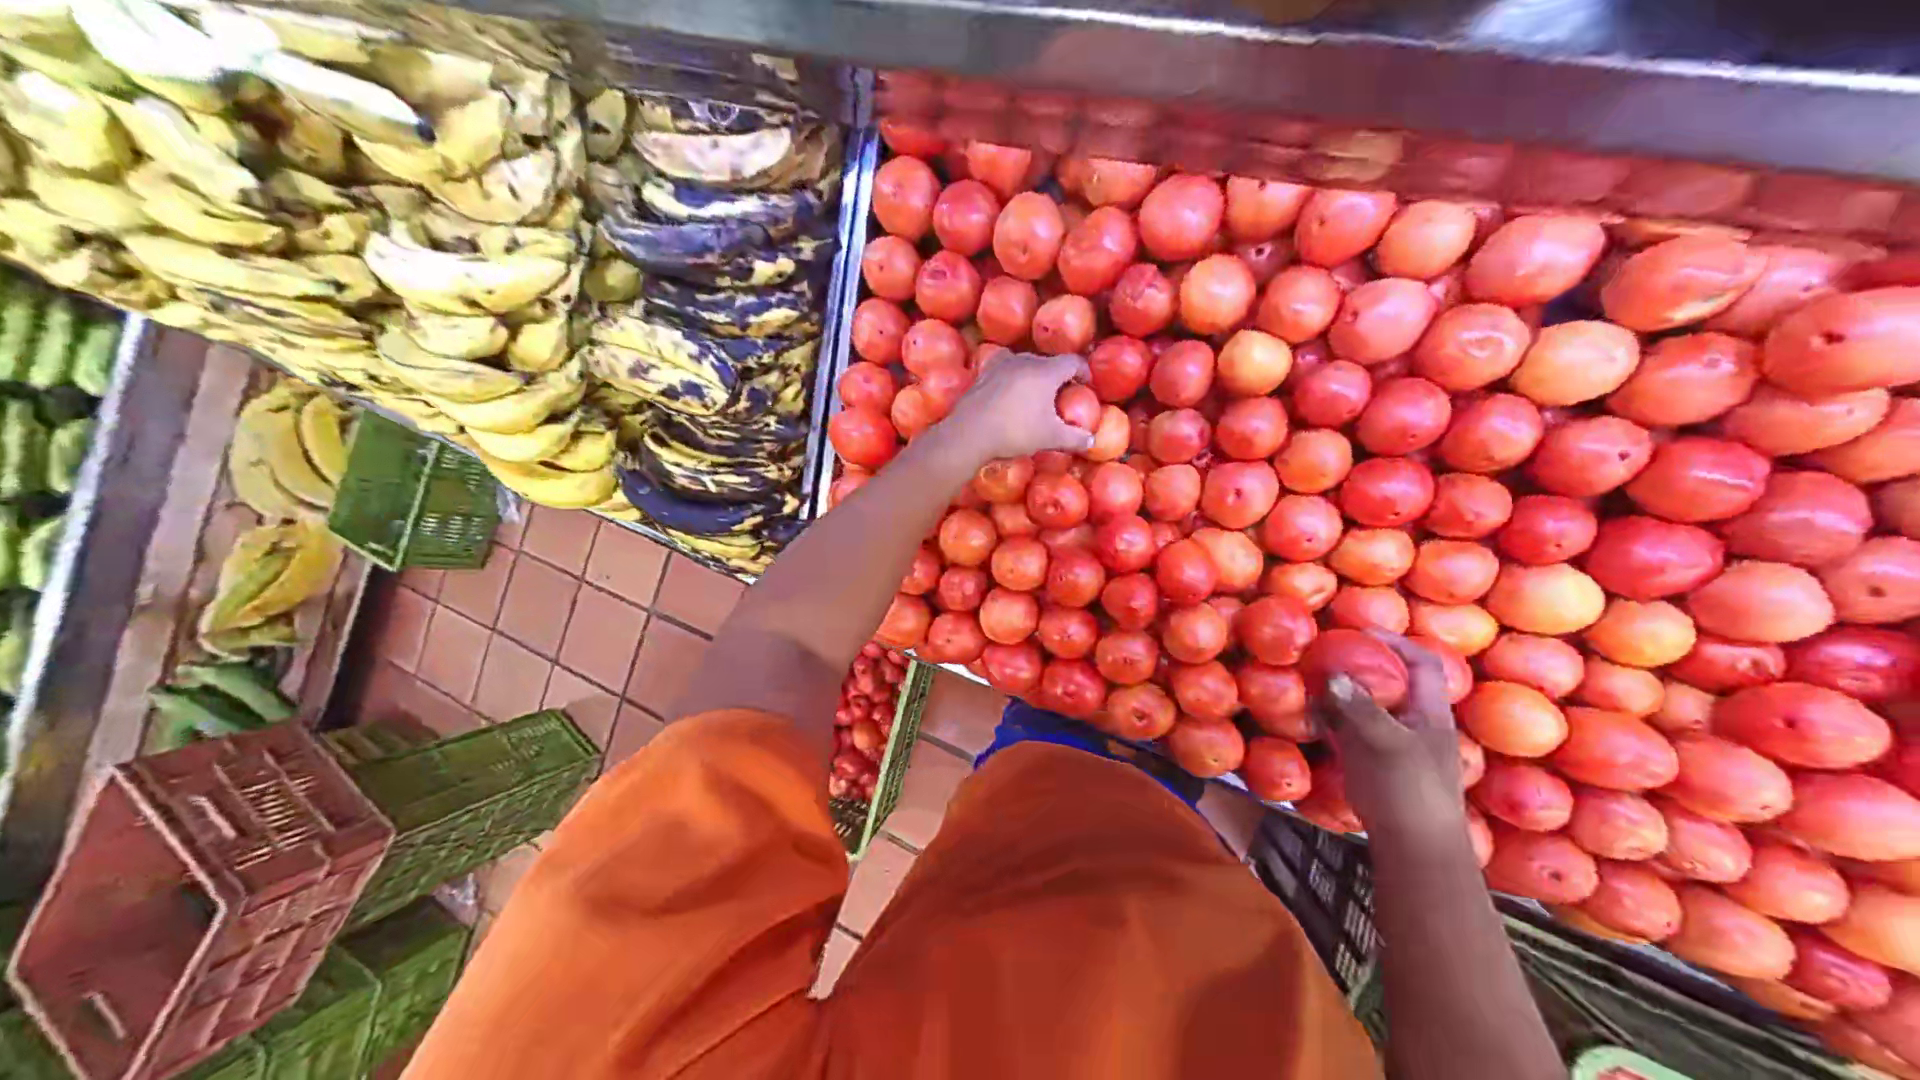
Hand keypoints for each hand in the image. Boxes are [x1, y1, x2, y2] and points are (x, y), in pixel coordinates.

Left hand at [934, 351, 1093, 466]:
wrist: (969, 433)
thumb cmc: (1015, 431)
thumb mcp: (1050, 437)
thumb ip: (1074, 438)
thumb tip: (1091, 442)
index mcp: (1045, 371)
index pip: (1073, 362)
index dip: (1083, 371)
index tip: (1086, 384)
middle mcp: (1024, 360)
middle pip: (1049, 362)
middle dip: (1059, 375)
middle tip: (1062, 394)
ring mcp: (1001, 365)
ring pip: (1025, 363)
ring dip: (1035, 375)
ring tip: (1036, 394)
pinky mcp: (983, 374)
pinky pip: (1004, 370)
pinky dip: (1013, 378)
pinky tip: (1010, 395)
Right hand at [1321, 632, 1467, 843]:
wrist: (1414, 844)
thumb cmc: (1409, 788)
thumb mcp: (1384, 741)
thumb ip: (1358, 707)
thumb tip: (1333, 674)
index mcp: (1429, 712)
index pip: (1423, 663)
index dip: (1397, 642)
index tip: (1361, 630)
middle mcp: (1413, 721)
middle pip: (1390, 680)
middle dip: (1360, 663)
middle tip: (1327, 652)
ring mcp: (1391, 741)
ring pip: (1366, 704)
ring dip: (1340, 690)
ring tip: (1311, 679)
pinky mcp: (1372, 759)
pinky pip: (1349, 728)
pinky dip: (1330, 716)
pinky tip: (1310, 715)